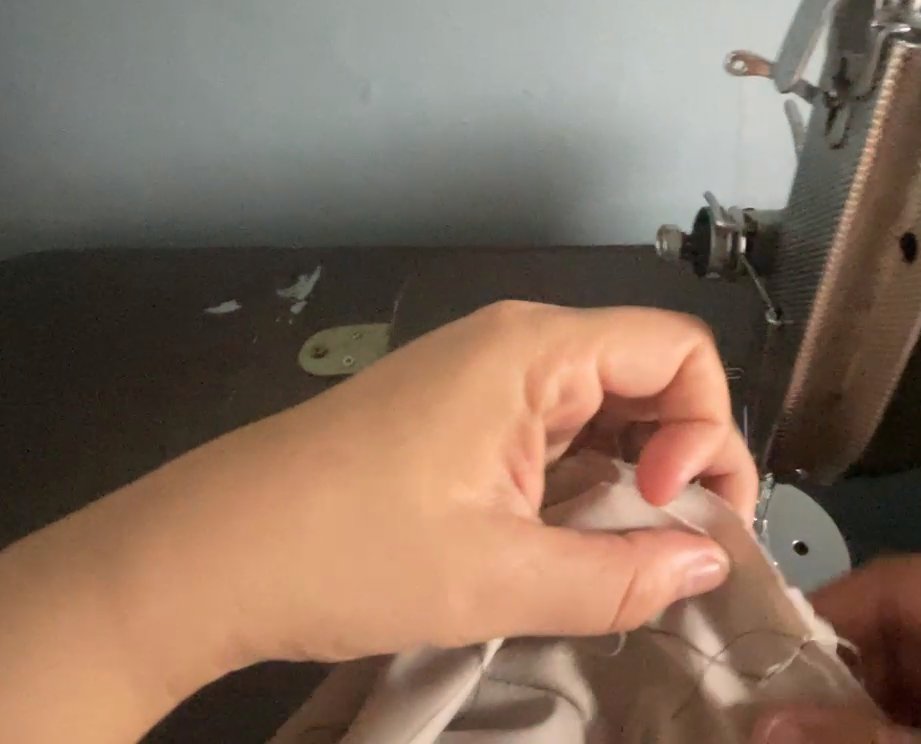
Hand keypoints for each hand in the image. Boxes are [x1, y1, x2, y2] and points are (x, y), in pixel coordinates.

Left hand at [100, 301, 758, 686]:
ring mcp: (493, 373)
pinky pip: (563, 427)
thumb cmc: (347, 551)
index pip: (680, 348)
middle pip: (651, 373)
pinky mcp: (470, 408)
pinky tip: (574, 535)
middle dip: (683, 454)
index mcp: (537, 349)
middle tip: (673, 542)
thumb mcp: (497, 578)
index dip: (704, 424)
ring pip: (609, 405)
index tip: (671, 504)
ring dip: (636, 473)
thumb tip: (712, 561)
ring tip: (623, 550)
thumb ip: (623, 577)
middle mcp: (523, 342)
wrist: (208, 551)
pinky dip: (590, 478)